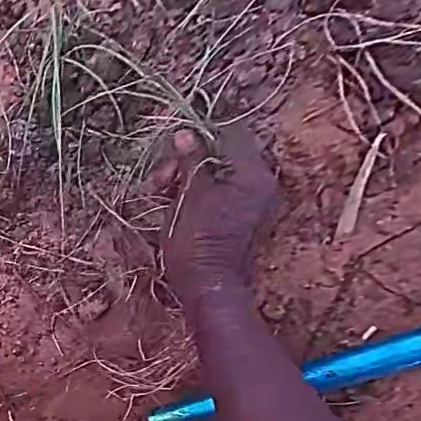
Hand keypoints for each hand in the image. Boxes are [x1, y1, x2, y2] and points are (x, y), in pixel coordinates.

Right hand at [153, 125, 282, 303]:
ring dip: (188, 178)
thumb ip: (190, 161)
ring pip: (219, 174)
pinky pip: (221, 193)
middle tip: (159, 181)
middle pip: (223, 154)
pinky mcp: (242, 217)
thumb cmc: (196, 242)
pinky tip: (176, 206)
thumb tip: (185, 133)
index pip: (229, 133)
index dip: (196, 137)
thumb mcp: (189, 195)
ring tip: (162, 194)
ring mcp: (254, 201)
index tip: (169, 152)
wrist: (207, 287)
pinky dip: (199, 193)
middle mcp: (261, 182)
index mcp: (253, 172)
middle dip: (187, 162)